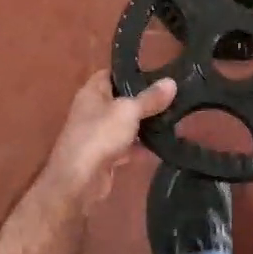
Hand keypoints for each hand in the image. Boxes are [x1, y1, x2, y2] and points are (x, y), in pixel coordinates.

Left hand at [45, 71, 176, 194]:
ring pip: (125, 125)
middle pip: (121, 100)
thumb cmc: (100, 135)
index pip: (111, 73)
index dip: (131, 72)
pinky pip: (127, 147)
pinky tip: (163, 148)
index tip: (156, 73)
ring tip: (173, 120)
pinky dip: (141, 148)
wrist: (79, 181)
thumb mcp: (129, 111)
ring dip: (145, 126)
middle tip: (172, 98)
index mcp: (93, 92)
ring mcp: (98, 134)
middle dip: (144, 100)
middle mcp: (93, 110)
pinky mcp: (105, 156)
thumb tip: (171, 82)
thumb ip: (150, 98)